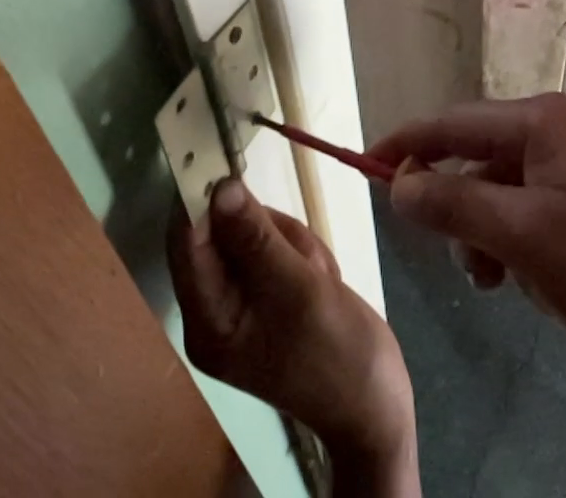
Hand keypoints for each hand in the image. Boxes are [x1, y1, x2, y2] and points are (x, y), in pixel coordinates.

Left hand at [168, 179, 414, 460]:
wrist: (379, 406)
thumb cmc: (341, 354)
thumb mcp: (300, 290)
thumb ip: (256, 237)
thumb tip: (219, 187)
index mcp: (206, 321)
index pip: (186, 243)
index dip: (198, 197)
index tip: (222, 157)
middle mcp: (209, 312)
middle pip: (221, 234)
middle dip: (268, 232)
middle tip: (305, 258)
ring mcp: (237, 305)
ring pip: (252, 234)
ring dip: (290, 243)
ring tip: (320, 277)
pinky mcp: (263, 296)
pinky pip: (272, 248)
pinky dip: (299, 253)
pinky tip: (322, 280)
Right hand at [374, 94, 565, 368]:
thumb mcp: (524, 238)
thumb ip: (452, 206)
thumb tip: (397, 184)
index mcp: (540, 122)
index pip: (448, 124)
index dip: (402, 147)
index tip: (362, 169)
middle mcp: (560, 128)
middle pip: (478, 161)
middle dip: (464, 216)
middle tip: (474, 271)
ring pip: (507, 193)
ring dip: (497, 239)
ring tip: (521, 287)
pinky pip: (540, 210)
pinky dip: (529, 246)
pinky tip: (552, 286)